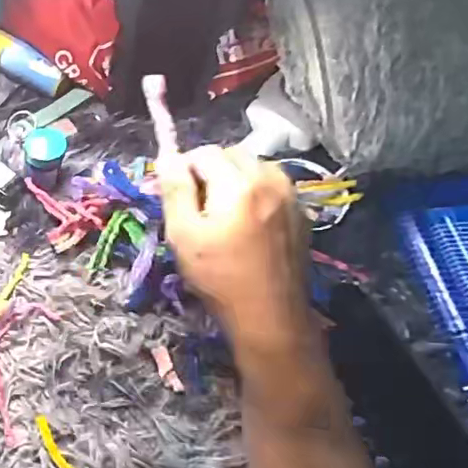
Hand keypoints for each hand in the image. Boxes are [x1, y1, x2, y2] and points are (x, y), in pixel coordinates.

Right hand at [158, 145, 313, 351]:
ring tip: (220, 212)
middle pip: (232, 154)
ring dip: (233, 179)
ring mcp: (291, 195)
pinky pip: (272, 186)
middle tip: (195, 205)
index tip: (174, 195)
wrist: (268, 314)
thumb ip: (175, 190)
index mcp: (238, 183)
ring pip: (254, 167)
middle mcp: (270, 179)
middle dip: (209, 170)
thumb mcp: (183, 234)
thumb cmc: (218, 276)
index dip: (183, 169)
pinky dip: (253, 192)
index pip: (204, 152)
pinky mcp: (301, 212)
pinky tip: (245, 222)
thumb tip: (166, 157)